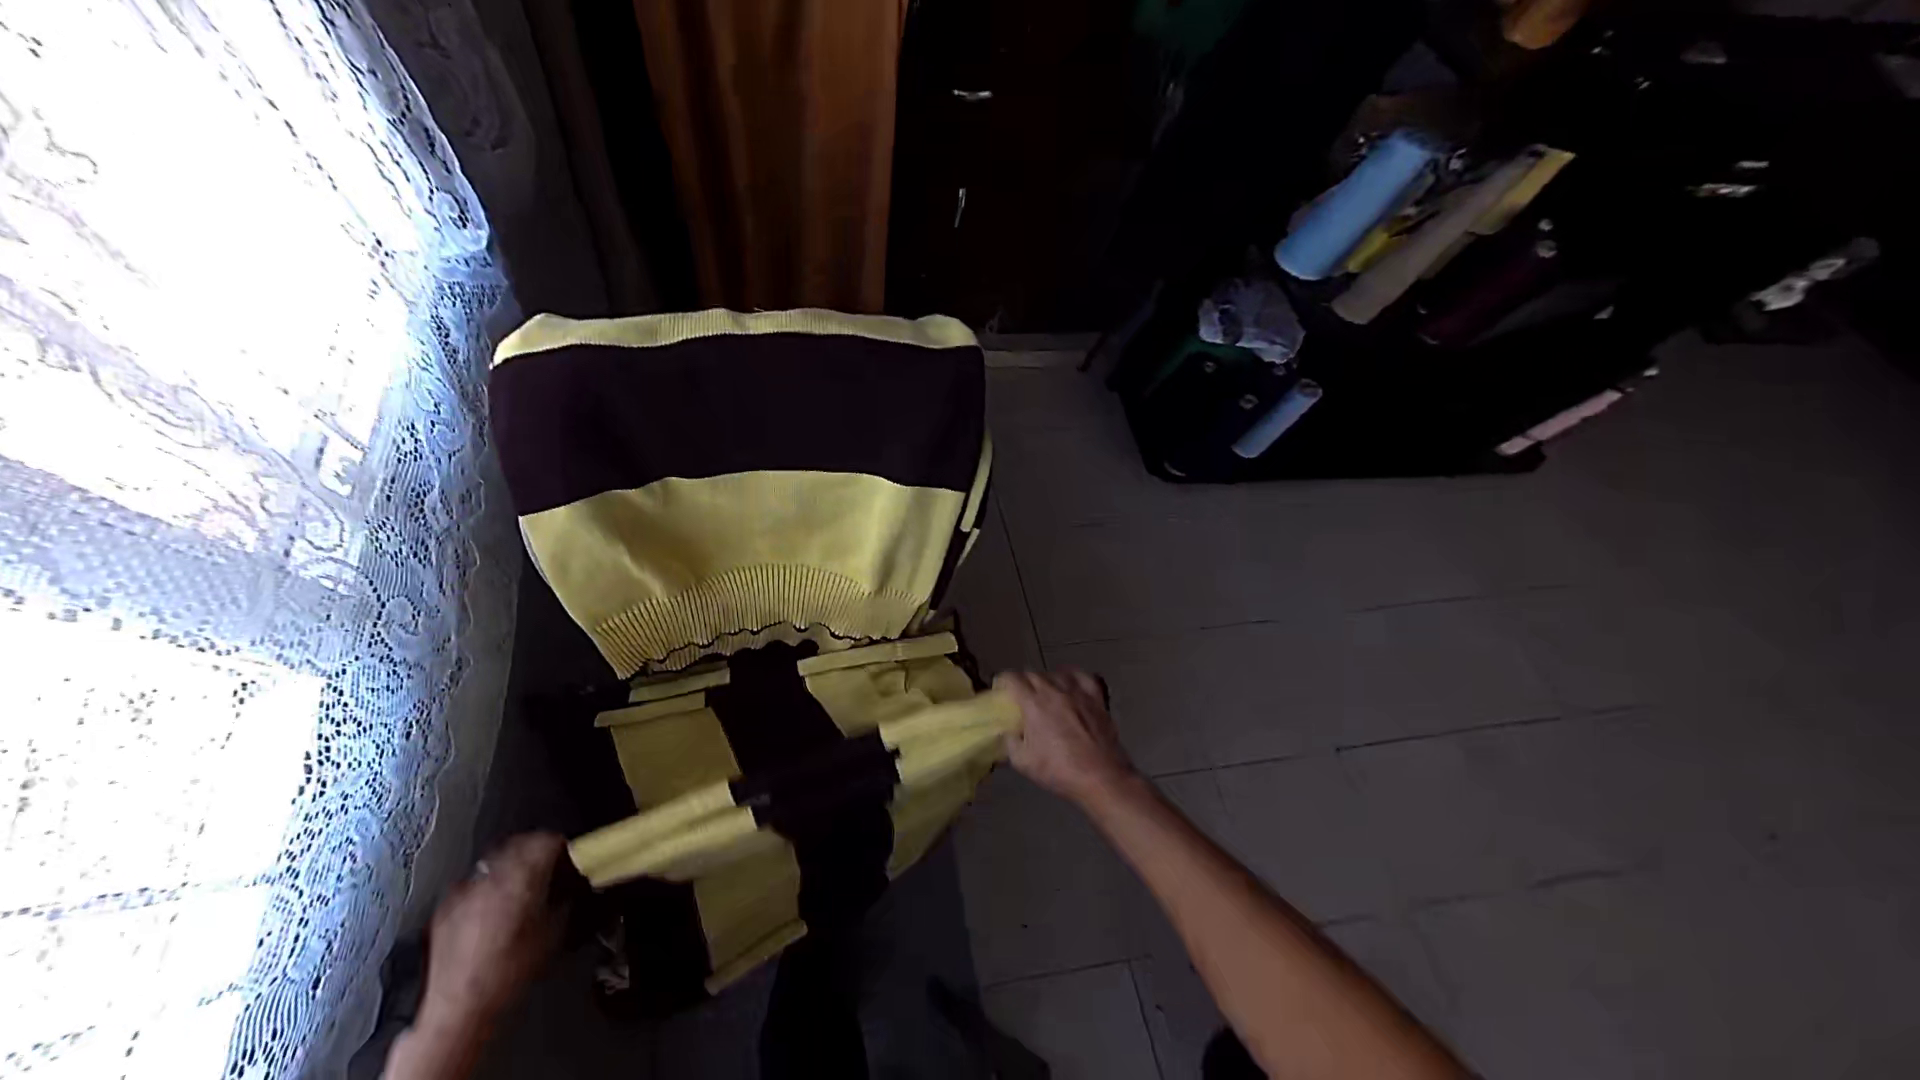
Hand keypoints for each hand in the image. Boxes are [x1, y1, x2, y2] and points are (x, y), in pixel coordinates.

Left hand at [417, 832, 567, 1036]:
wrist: (460, 1007)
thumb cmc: (510, 972)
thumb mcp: (552, 933)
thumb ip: (561, 900)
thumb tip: (566, 887)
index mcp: (521, 881)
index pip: (544, 841)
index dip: (559, 843)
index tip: (565, 850)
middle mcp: (490, 879)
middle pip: (516, 844)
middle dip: (533, 848)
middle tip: (546, 861)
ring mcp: (464, 892)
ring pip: (493, 861)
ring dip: (509, 865)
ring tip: (519, 883)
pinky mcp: (444, 909)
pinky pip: (471, 884)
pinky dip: (485, 886)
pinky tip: (491, 906)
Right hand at [996, 670, 1139, 807]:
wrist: (1100, 777)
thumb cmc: (1058, 771)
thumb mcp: (1023, 762)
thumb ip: (1011, 743)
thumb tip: (1009, 733)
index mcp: (1034, 704)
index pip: (1012, 678)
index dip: (1003, 681)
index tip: (1001, 690)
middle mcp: (1055, 691)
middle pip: (1033, 674)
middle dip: (1023, 682)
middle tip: (1021, 697)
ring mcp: (1078, 693)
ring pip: (1057, 673)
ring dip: (1046, 680)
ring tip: (1045, 692)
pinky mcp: (1097, 699)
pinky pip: (1084, 677)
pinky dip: (1073, 677)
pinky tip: (1071, 685)